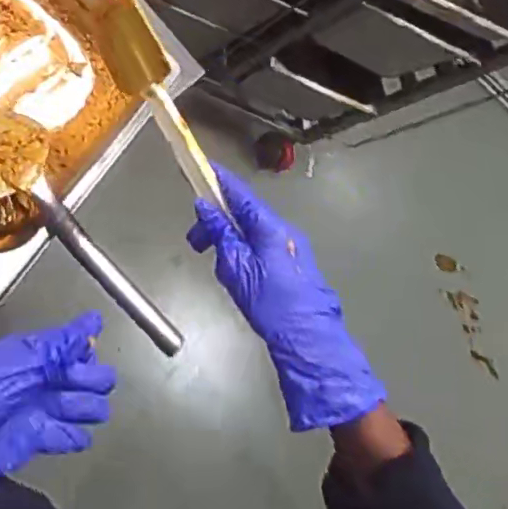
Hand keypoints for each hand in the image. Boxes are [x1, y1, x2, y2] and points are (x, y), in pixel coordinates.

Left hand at [0, 312, 114, 508]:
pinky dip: (70, 436)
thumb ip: (59, 347)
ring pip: (67, 405)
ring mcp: (29, 410)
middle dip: (89, 377)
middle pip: (69, 376)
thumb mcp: (21, 362)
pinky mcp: (26, 441)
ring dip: (85, 407)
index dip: (81, 345)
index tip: (99, 339)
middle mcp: (29, 379)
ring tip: (101, 409)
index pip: (62, 345)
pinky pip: (56, 436)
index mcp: (26, 353)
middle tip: (106, 381)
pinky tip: (83, 437)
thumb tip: (92, 322)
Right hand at [188, 165, 385, 431]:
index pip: (240, 192)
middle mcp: (283, 230)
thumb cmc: (272, 303)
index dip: (219, 178)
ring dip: (228, 238)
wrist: (312, 342)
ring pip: (251, 230)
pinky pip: (260, 245)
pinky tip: (236, 273)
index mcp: (269, 226)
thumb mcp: (236, 267)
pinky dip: (242, 249)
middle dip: (217, 220)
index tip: (201, 166)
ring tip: (217, 264)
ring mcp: (290, 247)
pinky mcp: (293, 264)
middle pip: (244, 212)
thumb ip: (220, 233)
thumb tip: (205, 205)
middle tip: (195, 241)